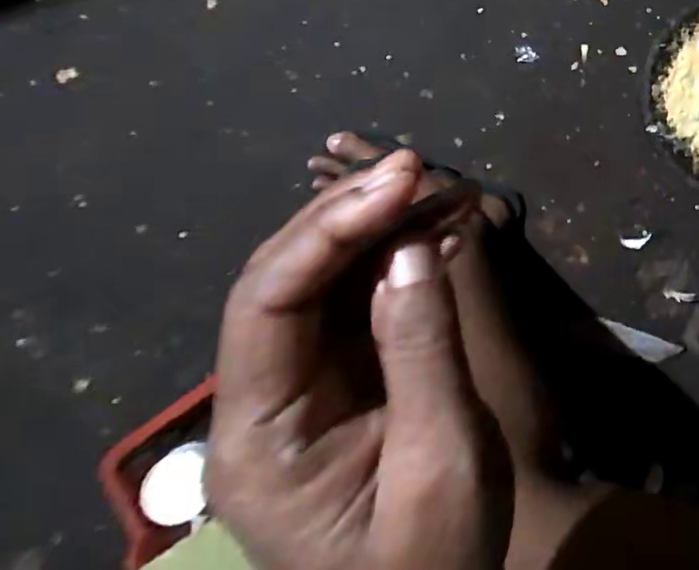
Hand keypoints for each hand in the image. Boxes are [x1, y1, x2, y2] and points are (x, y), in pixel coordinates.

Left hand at [207, 150, 512, 569]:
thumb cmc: (431, 568)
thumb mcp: (441, 473)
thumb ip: (422, 353)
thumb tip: (410, 247)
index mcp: (256, 436)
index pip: (266, 302)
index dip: (326, 232)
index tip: (395, 185)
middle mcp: (264, 393)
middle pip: (289, 275)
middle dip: (351, 214)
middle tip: (414, 169)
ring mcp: (301, 377)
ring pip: (327, 275)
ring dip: (382, 226)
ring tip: (440, 190)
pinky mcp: (340, 368)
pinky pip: (361, 294)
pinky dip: (399, 255)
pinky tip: (439, 229)